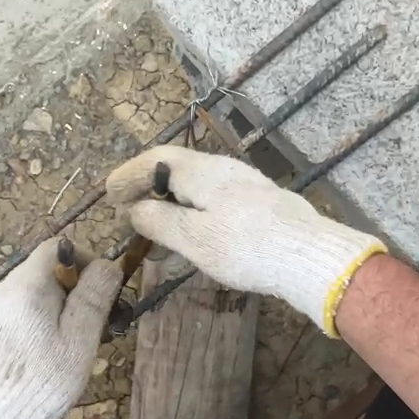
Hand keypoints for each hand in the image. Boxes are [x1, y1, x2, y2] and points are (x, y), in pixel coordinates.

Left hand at [0, 239, 123, 418]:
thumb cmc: (40, 381)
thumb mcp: (79, 339)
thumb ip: (93, 297)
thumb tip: (107, 264)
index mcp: (25, 285)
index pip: (57, 248)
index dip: (87, 261)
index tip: (105, 292)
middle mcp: (1, 293)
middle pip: (45, 274)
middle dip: (77, 293)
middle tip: (101, 326)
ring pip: (32, 300)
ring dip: (60, 313)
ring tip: (77, 348)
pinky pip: (17, 320)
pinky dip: (39, 329)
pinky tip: (47, 362)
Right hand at [107, 145, 385, 336]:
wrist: (310, 257)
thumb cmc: (246, 247)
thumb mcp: (194, 238)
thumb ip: (160, 222)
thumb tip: (135, 210)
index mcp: (203, 172)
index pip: (156, 161)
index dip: (129, 175)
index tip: (108, 194)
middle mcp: (223, 170)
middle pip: (176, 170)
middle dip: (147, 188)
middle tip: (125, 208)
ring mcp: (244, 185)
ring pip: (196, 187)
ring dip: (170, 204)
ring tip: (154, 230)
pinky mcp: (259, 204)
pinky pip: (213, 200)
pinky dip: (191, 213)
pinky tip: (193, 236)